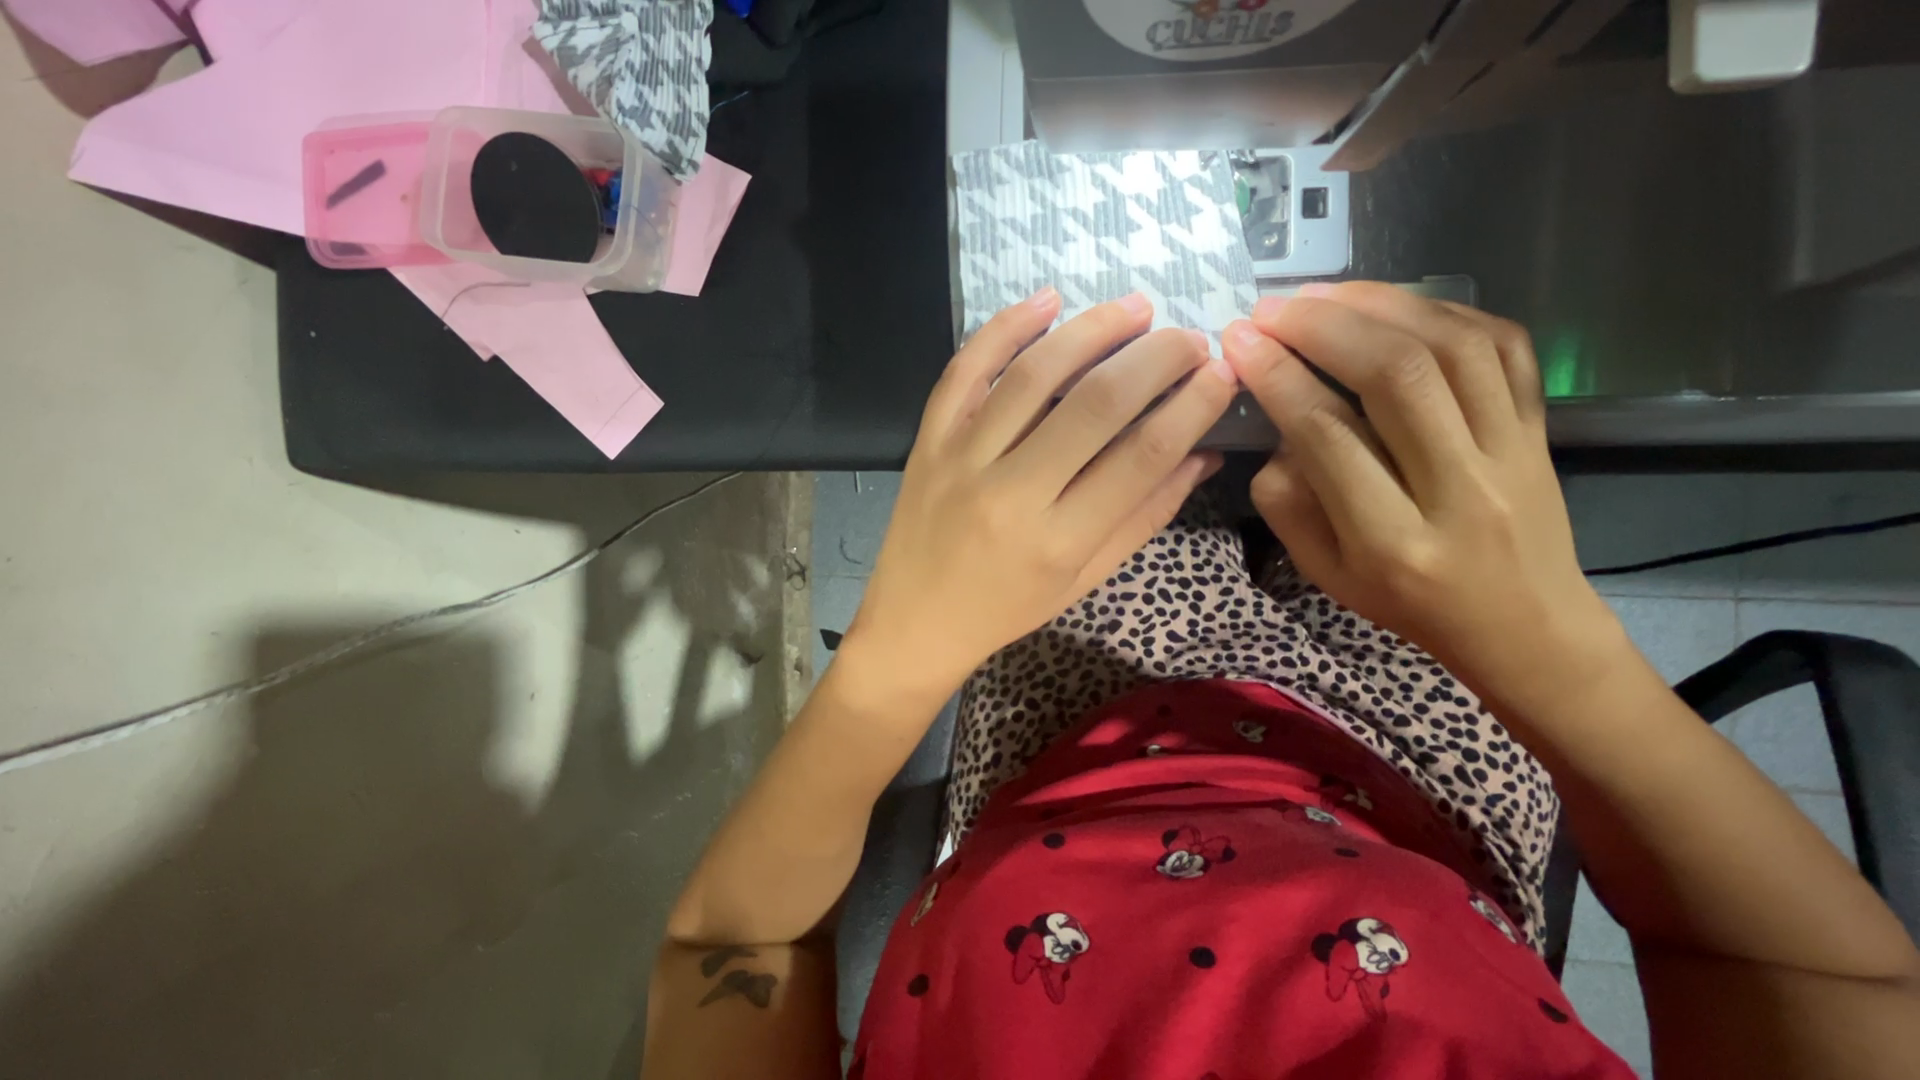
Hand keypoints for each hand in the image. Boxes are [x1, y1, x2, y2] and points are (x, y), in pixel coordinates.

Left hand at [840, 288, 1236, 701]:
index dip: (1191, 407)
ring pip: (1032, 375)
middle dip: (1155, 359)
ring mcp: (963, 459)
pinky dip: (1004, 328)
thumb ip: (1145, 515)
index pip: (1141, 456)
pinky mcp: (929, 439)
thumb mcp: (1085, 578)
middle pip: (1095, 404)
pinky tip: (1047, 300)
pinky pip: (965, 370)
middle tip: (1189, 339)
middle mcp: (1011, 493)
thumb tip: (1203, 453)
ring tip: (1135, 308)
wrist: (914, 621)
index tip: (1222, 374)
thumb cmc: (1009, 608)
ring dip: (1091, 331)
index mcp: (1059, 540)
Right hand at [1222, 282, 1619, 707]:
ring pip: (1453, 348)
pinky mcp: (1540, 427)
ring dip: (1382, 304)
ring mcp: (1512, 452)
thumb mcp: (1324, 571)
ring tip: (1326, 294)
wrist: (1522, 623)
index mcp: (1391, 542)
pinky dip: (1445, 312)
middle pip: (1398, 376)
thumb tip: (1279, 417)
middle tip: (1275, 308)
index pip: (1328, 436)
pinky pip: (1504, 346)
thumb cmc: (1405, 602)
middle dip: (1325, 326)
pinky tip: (1396, 307)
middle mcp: (1460, 490)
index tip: (1241, 339)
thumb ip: (1288, 500)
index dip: (1278, 376)